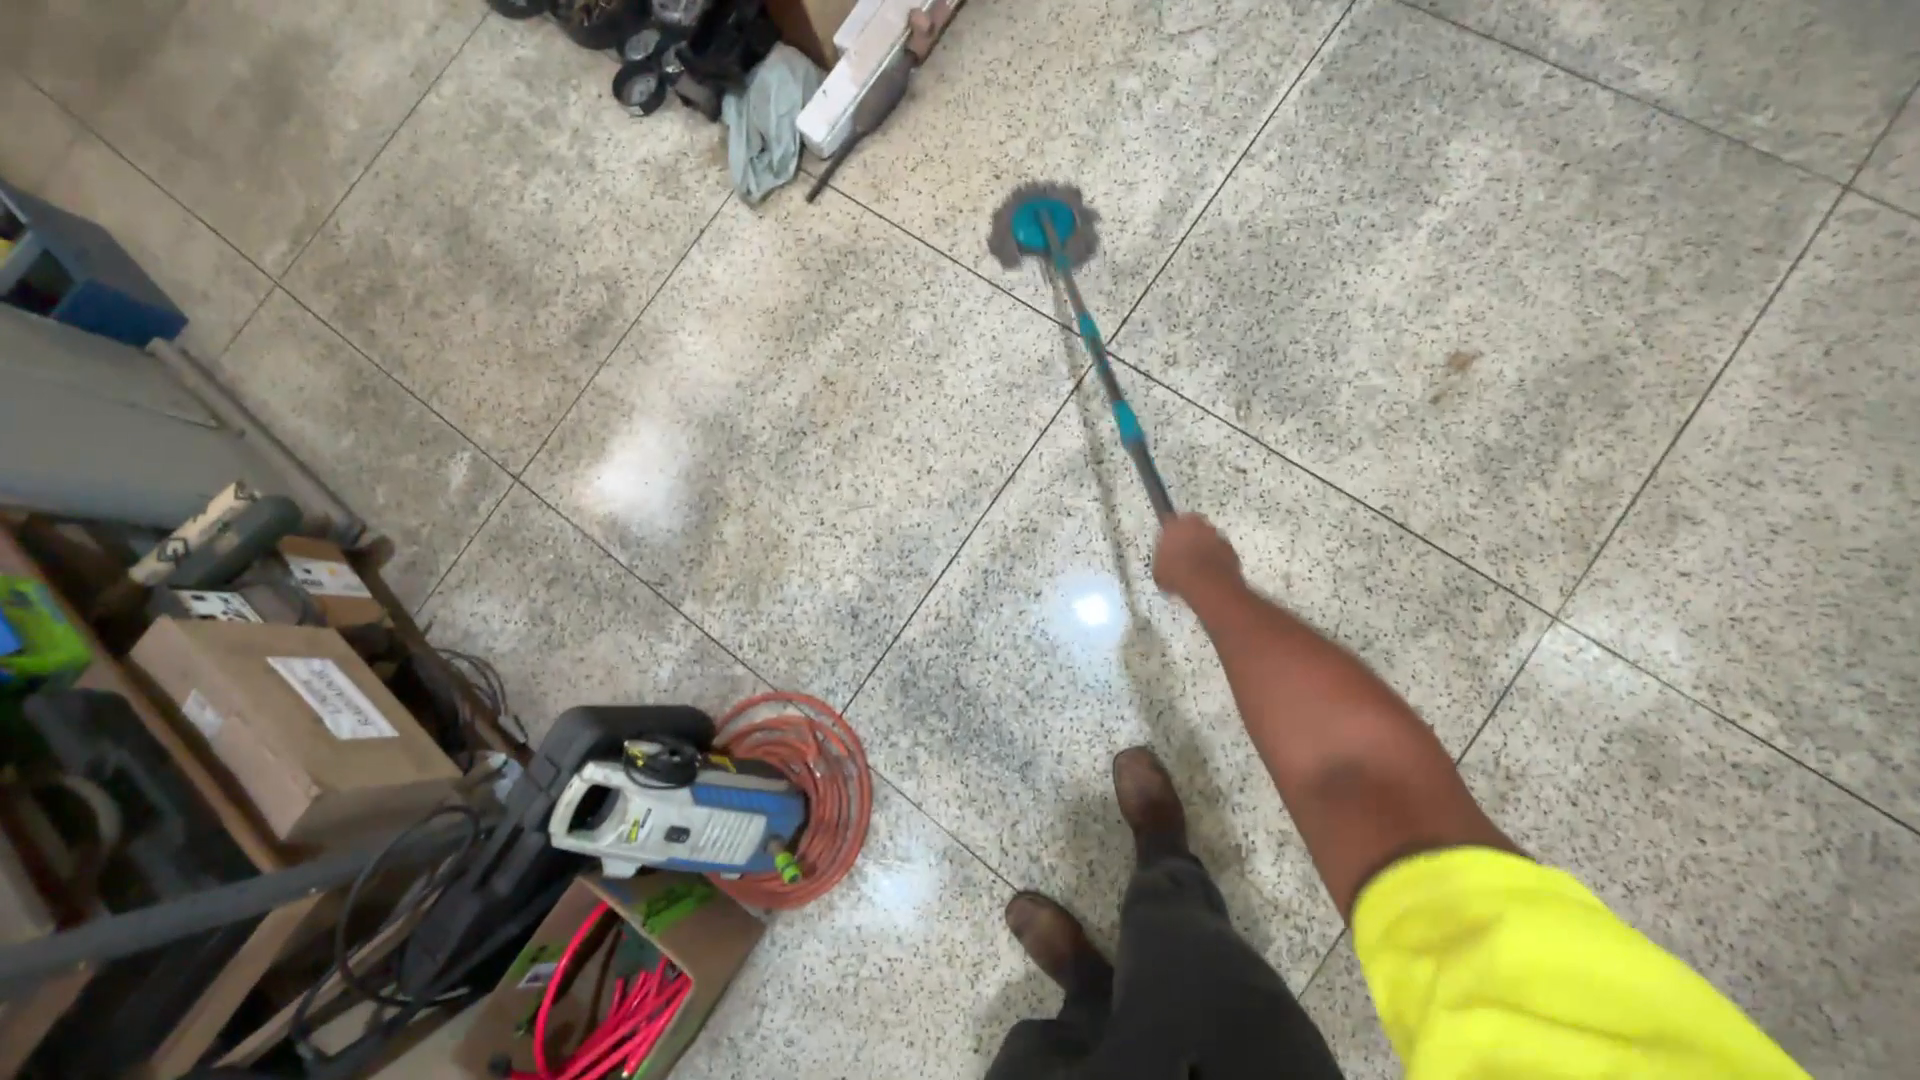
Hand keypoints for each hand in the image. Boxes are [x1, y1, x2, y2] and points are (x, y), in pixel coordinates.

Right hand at [1152, 513, 1242, 601]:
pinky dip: (1216, 558)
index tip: (1167, 543)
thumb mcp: (1158, 570)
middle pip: (1192, 526)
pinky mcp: (1230, 549)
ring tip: (1196, 566)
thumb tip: (1163, 561)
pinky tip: (1209, 572)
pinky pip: (1220, 550)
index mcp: (1175, 524)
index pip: (1169, 521)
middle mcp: (1197, 524)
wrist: (1208, 586)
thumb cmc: (1179, 575)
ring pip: (1208, 537)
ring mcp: (1216, 535)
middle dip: (1188, 537)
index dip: (1168, 533)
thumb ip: (1161, 558)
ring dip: (1203, 547)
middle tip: (1183, 553)